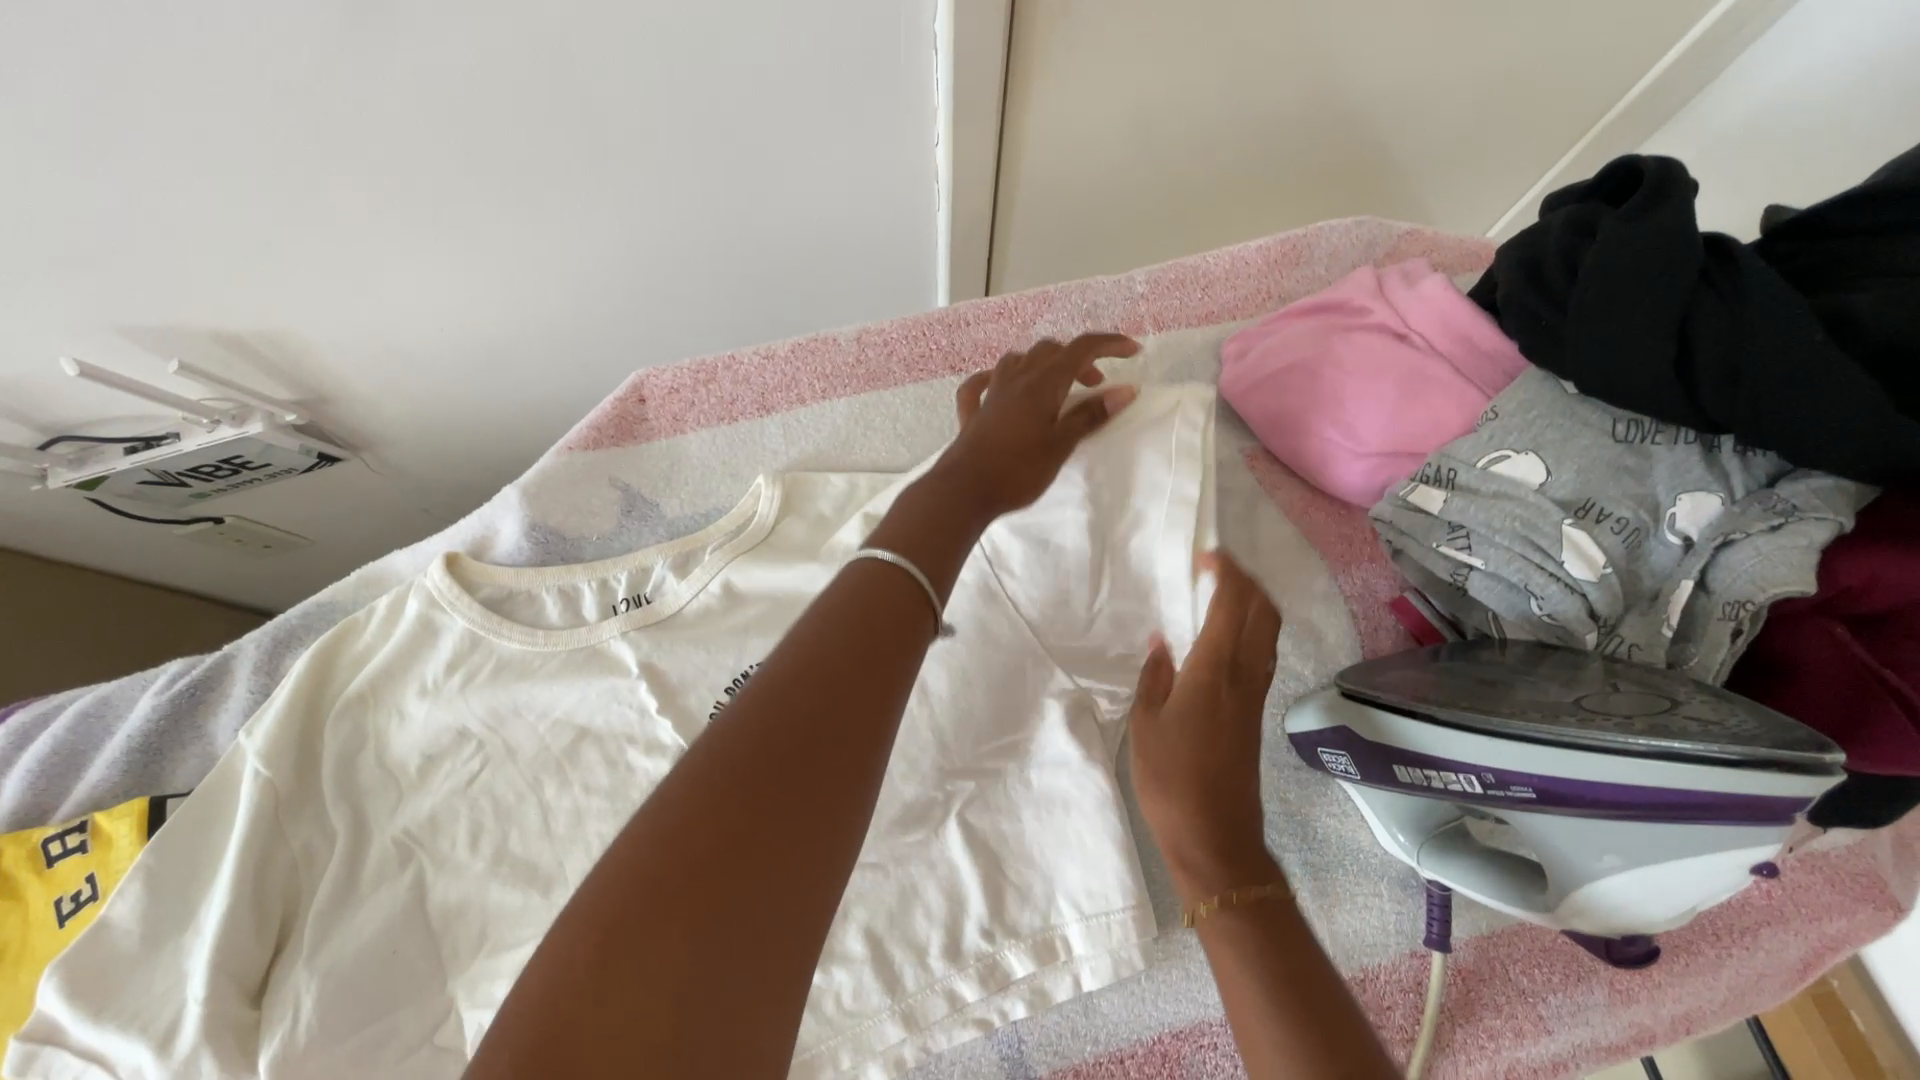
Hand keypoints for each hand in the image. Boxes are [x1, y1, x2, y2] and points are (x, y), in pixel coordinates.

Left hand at [930, 333, 1141, 521]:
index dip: (1109, 344)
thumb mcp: (1061, 445)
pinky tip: (999, 386)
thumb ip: (1090, 415)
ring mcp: (990, 392)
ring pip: (1018, 360)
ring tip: (1056, 386)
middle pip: (1050, 351)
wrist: (964, 491)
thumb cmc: (1018, 470)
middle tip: (1095, 385)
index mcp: (1042, 383)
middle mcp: (1016, 378)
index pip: (1081, 349)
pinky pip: (982, 383)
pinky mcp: (972, 412)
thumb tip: (1124, 390)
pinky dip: (997, 379)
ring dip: (1041, 364)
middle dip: (1078, 359)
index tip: (1132, 351)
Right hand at [1129, 552, 1284, 900]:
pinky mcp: (1255, 716)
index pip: (1234, 603)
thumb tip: (1163, 643)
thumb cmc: (1170, 780)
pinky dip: (1249, 633)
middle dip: (1248, 581)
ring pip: (1268, 634)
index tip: (1206, 557)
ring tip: (1220, 596)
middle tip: (1217, 570)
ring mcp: (1256, 697)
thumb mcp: (1145, 725)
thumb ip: (1155, 677)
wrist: (1215, 838)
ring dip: (1253, 605)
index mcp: (1215, 670)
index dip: (1227, 572)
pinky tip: (1221, 641)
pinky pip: (1262, 657)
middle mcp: (1246, 676)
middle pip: (1265, 613)